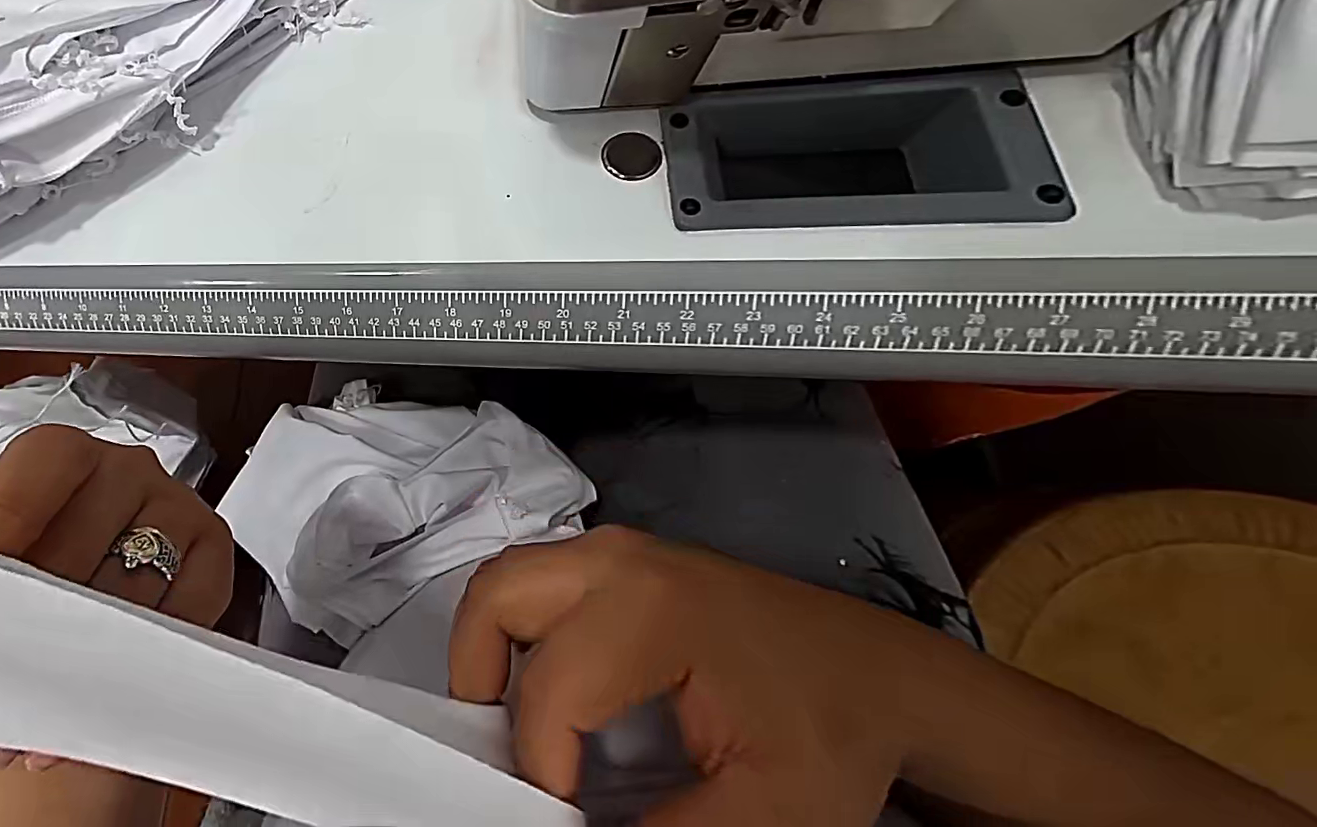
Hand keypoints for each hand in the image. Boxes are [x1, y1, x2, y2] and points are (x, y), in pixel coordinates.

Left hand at [0, 423, 233, 779]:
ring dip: (80, 671)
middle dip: (23, 642)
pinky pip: (189, 605)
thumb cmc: (4, 610)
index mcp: (54, 460)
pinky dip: (145, 664)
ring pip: (131, 585)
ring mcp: (174, 505)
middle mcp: (122, 468)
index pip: (21, 485)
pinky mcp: (212, 550)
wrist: (69, 647)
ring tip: (24, 733)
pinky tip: (97, 710)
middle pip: (76, 546)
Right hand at [447, 525, 934, 825]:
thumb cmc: (825, 729)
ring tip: (513, 714)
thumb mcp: (767, 812)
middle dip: (475, 673)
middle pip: (496, 595)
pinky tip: (546, 675)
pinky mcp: (611, 553)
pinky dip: (513, 624)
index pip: (552, 686)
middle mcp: (614, 560)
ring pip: (503, 577)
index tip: (562, 810)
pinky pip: (531, 575)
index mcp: (652, 611)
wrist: (871, 665)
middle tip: (498, 746)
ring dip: (488, 643)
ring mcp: (609, 546)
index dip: (539, 763)